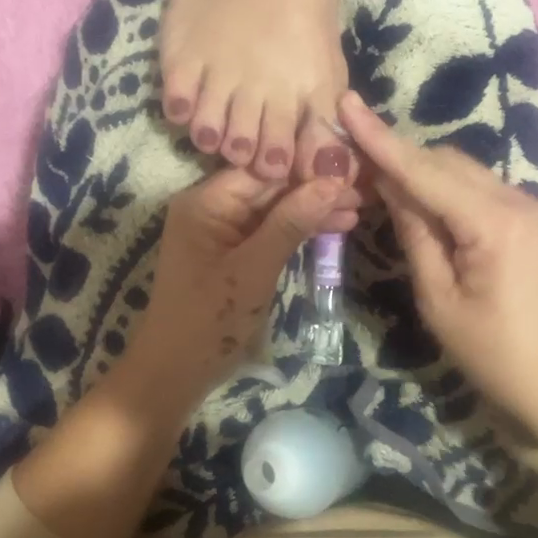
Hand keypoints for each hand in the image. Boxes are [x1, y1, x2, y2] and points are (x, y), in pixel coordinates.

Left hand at [131, 167, 357, 388]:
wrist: (176, 371)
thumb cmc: (209, 320)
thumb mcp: (254, 270)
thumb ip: (291, 224)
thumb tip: (331, 182)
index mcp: (205, 201)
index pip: (262, 168)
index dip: (305, 166)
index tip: (350, 166)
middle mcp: (210, 206)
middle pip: (269, 185)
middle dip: (313, 187)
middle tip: (361, 188)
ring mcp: (221, 229)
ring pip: (273, 208)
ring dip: (311, 208)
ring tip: (358, 207)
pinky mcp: (231, 251)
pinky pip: (269, 229)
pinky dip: (298, 228)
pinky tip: (335, 225)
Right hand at [338, 92, 537, 444]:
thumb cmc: (494, 352)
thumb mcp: (439, 298)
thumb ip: (415, 233)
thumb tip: (388, 185)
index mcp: (492, 222)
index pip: (424, 170)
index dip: (380, 139)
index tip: (346, 104)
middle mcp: (515, 200)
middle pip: (443, 160)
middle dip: (396, 152)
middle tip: (348, 154)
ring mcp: (527, 206)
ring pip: (460, 169)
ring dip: (417, 167)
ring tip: (372, 173)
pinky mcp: (528, 219)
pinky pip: (475, 187)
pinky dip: (441, 184)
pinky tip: (413, 195)